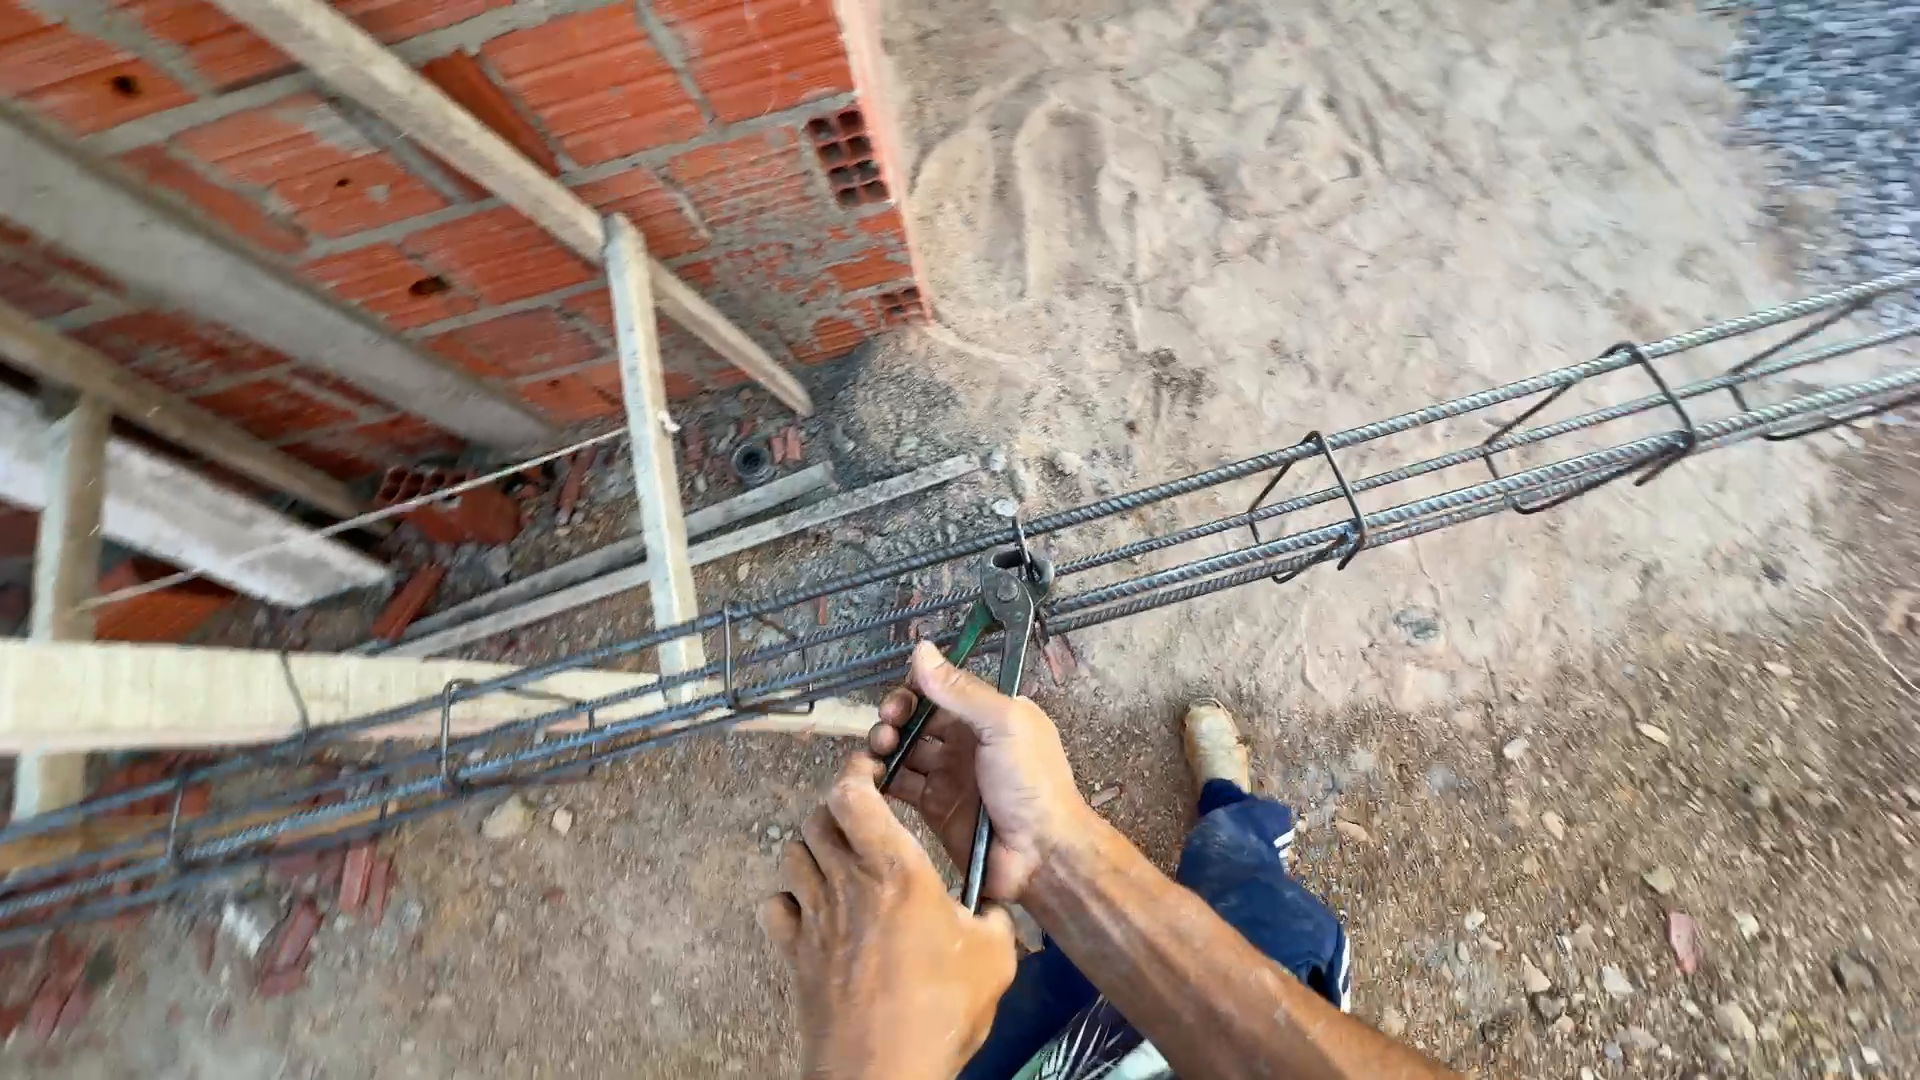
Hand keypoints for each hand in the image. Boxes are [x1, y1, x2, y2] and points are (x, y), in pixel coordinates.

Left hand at [760, 756, 1016, 1079]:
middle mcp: (847, 880)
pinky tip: (812, 909)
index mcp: (895, 868)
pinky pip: (776, 906)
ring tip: (839, 860)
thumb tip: (993, 907)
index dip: (856, 774)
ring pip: (793, 854)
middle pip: (817, 817)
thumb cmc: (940, 1008)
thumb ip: (994, 919)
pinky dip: (788, 898)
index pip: (852, 795)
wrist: (883, 1074)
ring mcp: (814, 916)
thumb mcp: (993, 956)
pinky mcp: (794, 953)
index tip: (872, 773)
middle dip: (837, 809)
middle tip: (861, 819)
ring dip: (813, 848)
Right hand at [869, 639, 1089, 902]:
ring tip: (877, 753)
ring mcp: (948, 774)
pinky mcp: (934, 807)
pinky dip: (881, 778)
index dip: (916, 689)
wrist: (1042, 856)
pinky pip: (900, 785)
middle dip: (895, 717)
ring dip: (884, 745)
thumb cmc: (1034, 783)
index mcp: (987, 715)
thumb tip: (922, 649)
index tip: (902, 699)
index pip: (942, 690)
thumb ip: (961, 690)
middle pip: (917, 718)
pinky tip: (871, 776)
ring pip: (904, 749)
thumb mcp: (1004, 725)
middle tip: (886, 728)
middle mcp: (965, 740)